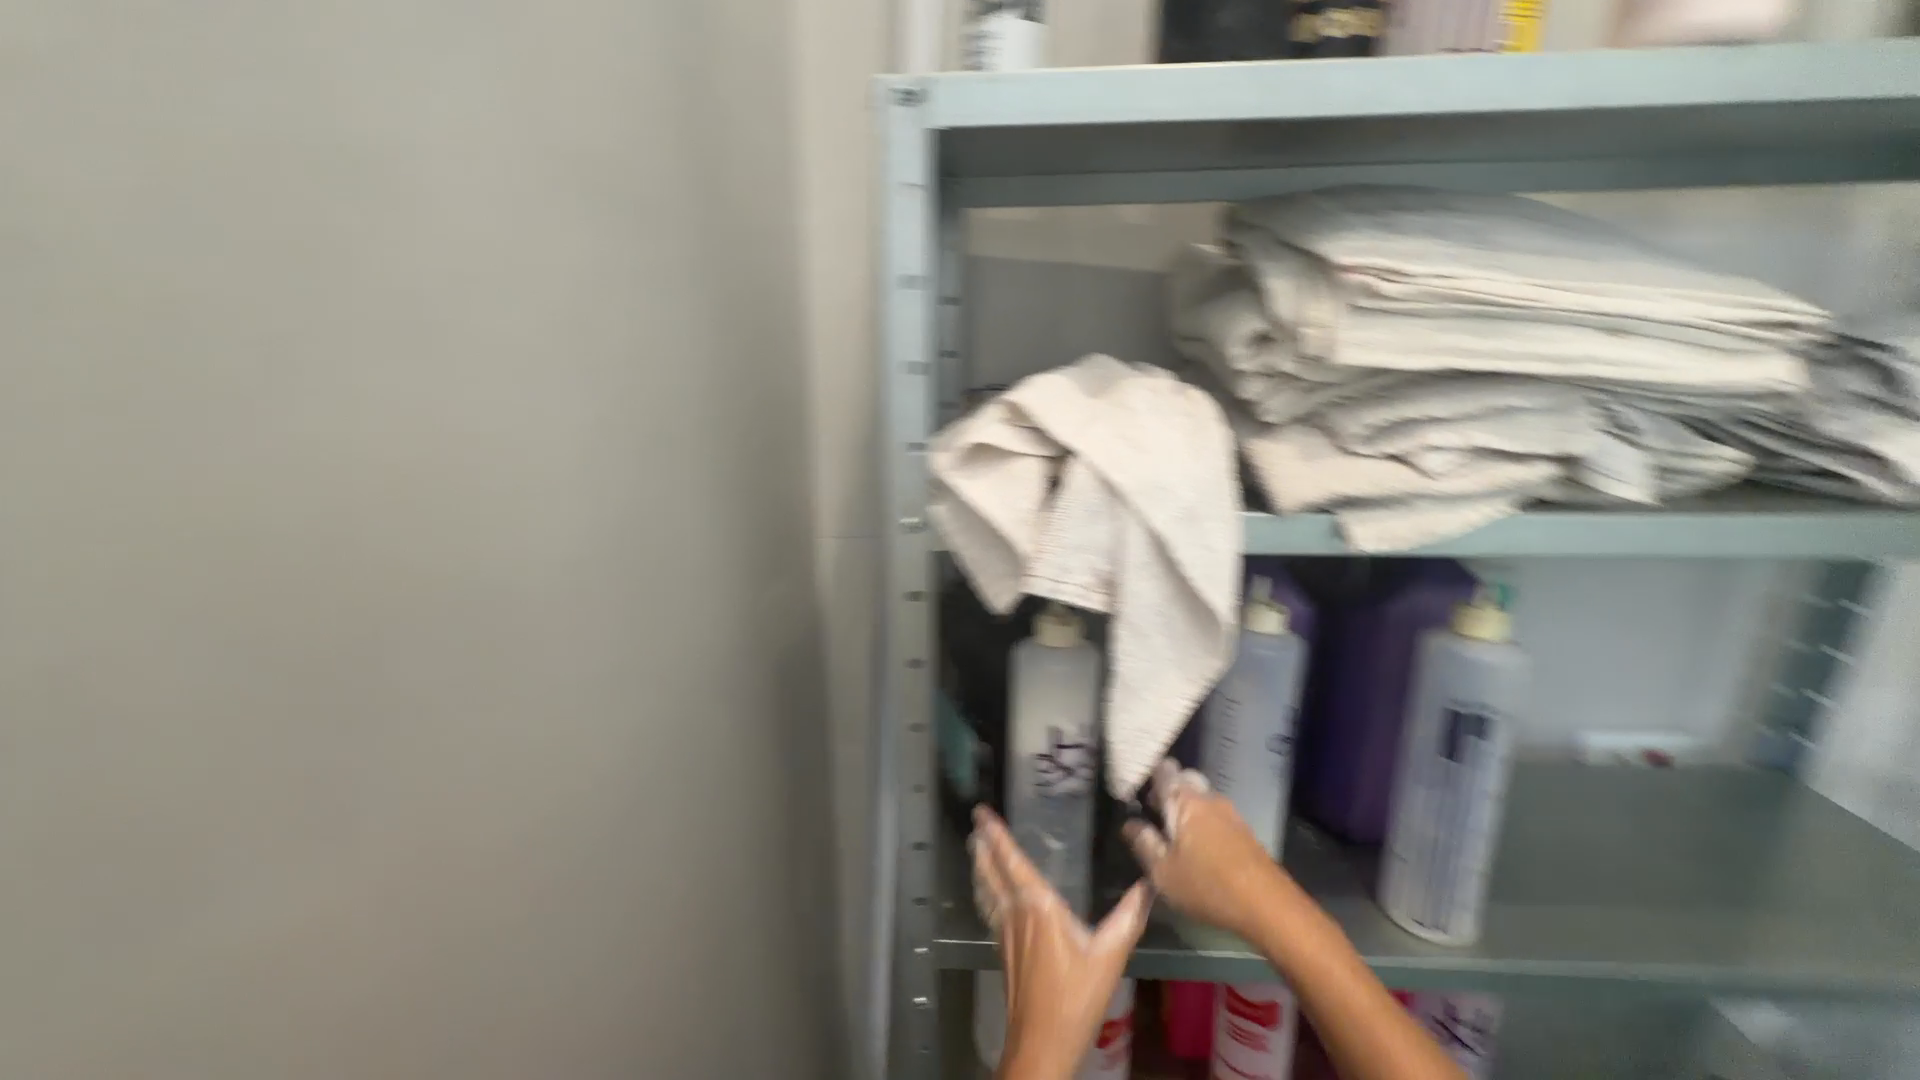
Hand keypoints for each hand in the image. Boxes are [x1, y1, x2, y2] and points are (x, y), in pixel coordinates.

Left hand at [971, 806, 1150, 1078]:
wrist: (1042, 1043)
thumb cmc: (1076, 998)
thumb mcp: (1110, 956)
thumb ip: (1128, 917)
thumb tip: (1148, 884)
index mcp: (1038, 906)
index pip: (1012, 861)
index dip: (996, 835)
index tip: (982, 812)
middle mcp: (1015, 913)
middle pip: (991, 872)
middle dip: (982, 846)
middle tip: (975, 822)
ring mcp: (1005, 933)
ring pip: (986, 890)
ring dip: (980, 866)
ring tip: (975, 848)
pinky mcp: (1002, 951)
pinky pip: (989, 909)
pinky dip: (985, 891)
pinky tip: (988, 893)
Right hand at [1123, 759, 1288, 941]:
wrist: (1267, 905)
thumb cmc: (1206, 886)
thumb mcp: (1163, 872)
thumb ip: (1143, 843)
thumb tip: (1129, 824)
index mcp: (1184, 800)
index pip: (1163, 770)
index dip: (1148, 775)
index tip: (1135, 789)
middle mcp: (1208, 798)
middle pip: (1184, 780)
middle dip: (1168, 791)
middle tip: (1152, 814)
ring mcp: (1230, 812)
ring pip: (1201, 798)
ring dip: (1186, 808)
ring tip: (1173, 834)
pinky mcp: (1244, 830)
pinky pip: (1215, 815)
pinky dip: (1203, 822)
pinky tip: (1198, 847)